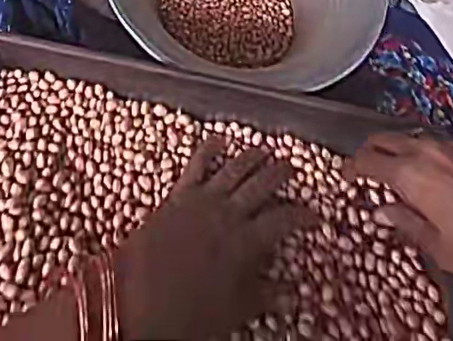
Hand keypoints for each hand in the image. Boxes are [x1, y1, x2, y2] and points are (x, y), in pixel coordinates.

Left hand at [113, 139, 309, 339]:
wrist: (138, 299)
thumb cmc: (189, 313)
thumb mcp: (234, 310)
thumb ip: (263, 295)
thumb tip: (291, 291)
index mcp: (245, 243)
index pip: (283, 221)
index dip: (302, 216)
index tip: (315, 215)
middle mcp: (227, 213)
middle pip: (261, 184)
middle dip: (279, 174)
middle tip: (292, 167)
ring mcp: (202, 199)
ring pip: (233, 169)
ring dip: (251, 157)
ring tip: (265, 150)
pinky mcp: (179, 193)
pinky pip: (197, 164)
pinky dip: (209, 149)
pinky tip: (219, 140)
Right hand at [347, 133, 452, 292]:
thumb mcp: (437, 247)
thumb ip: (403, 221)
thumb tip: (383, 211)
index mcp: (411, 176)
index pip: (366, 160)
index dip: (351, 167)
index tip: (348, 174)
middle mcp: (427, 153)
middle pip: (383, 139)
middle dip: (370, 153)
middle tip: (367, 170)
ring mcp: (451, 147)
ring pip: (409, 137)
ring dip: (397, 150)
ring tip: (398, 172)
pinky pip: (437, 142)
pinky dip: (425, 153)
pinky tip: (433, 174)